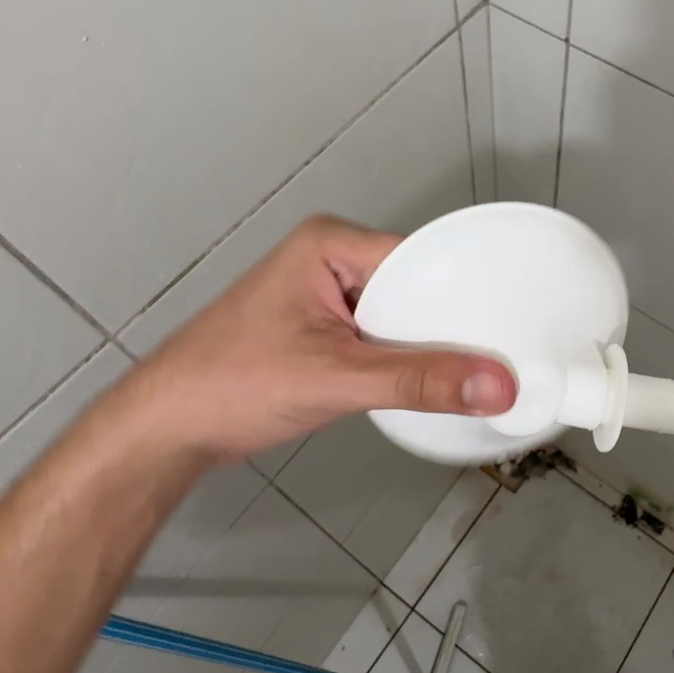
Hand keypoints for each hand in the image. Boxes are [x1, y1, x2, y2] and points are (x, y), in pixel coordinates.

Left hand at [124, 215, 517, 459]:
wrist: (168, 428)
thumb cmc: (223, 383)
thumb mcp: (335, 379)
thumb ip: (417, 381)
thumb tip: (489, 382)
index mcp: (330, 244)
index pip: (422, 258)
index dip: (464, 293)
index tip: (505, 324)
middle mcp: (331, 260)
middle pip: (417, 286)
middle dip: (448, 324)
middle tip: (495, 356)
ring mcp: (328, 295)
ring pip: (403, 315)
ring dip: (426, 345)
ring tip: (469, 371)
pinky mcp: (326, 328)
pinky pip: (385, 335)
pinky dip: (405, 359)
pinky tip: (426, 381)